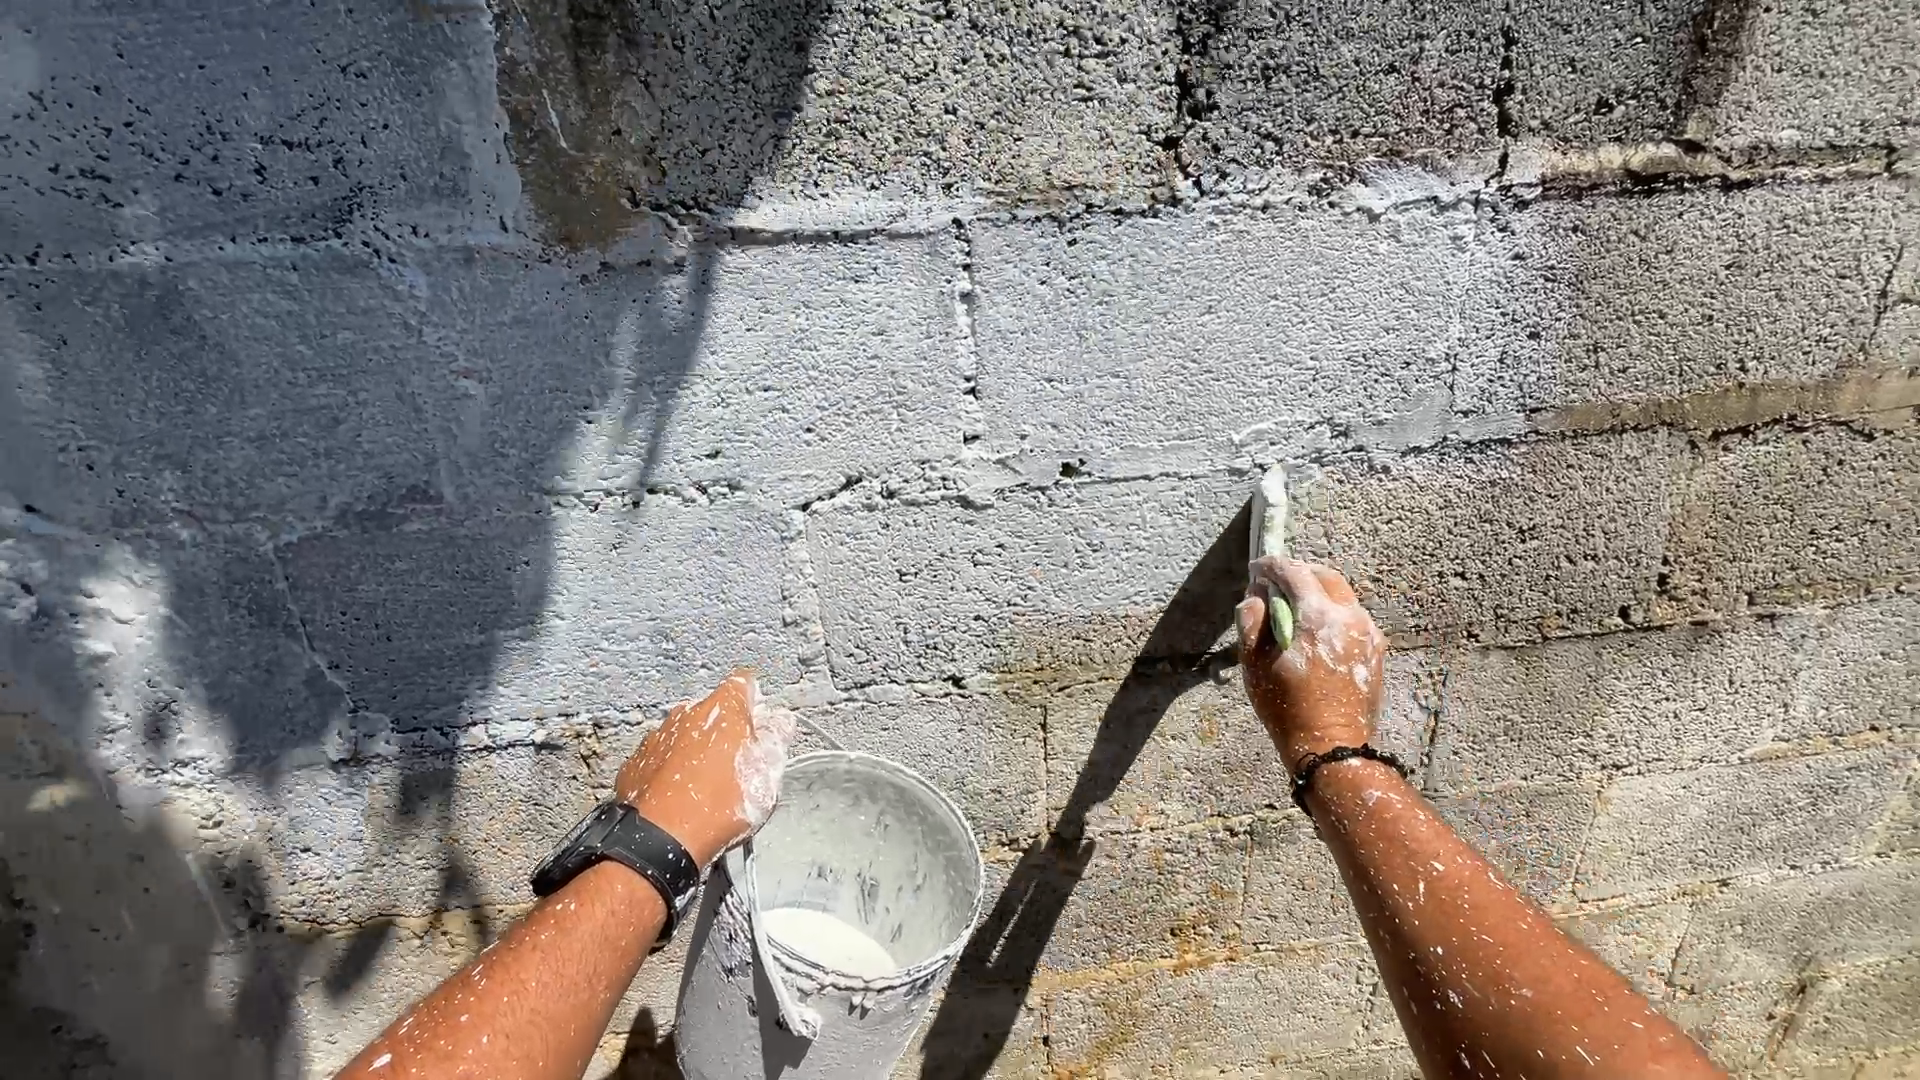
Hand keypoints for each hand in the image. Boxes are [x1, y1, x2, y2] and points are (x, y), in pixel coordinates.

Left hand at [614, 669, 796, 868]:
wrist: (659, 840)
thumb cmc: (720, 804)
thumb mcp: (767, 772)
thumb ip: (777, 737)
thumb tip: (780, 720)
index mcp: (724, 706)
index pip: (745, 682)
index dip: (757, 701)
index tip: (762, 726)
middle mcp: (687, 712)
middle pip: (714, 710)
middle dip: (726, 729)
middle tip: (739, 764)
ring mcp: (658, 736)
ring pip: (685, 734)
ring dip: (697, 750)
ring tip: (707, 787)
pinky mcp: (636, 763)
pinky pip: (661, 758)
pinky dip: (672, 770)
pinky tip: (681, 796)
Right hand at [1236, 557, 1384, 772]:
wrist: (1331, 746)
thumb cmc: (1287, 707)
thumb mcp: (1254, 663)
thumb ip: (1252, 620)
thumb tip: (1257, 596)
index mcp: (1318, 618)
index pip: (1295, 573)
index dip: (1272, 565)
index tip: (1256, 567)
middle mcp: (1350, 618)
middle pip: (1325, 576)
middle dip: (1298, 572)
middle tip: (1274, 580)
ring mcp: (1368, 634)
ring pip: (1341, 595)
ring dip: (1315, 591)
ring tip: (1291, 604)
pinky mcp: (1375, 649)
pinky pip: (1350, 615)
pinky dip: (1329, 610)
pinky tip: (1311, 627)